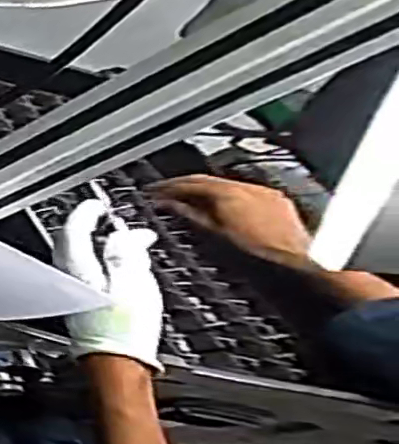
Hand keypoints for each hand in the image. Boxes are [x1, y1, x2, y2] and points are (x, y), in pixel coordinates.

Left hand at [54, 198, 162, 369]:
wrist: (115, 358)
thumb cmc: (124, 326)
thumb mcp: (133, 283)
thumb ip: (125, 254)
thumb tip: (123, 234)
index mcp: (76, 269)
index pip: (71, 232)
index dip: (82, 214)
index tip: (94, 205)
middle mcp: (66, 277)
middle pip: (70, 243)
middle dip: (88, 226)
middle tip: (106, 216)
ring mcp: (70, 289)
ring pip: (78, 256)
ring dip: (96, 242)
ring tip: (121, 236)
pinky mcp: (79, 300)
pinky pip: (86, 269)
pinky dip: (100, 258)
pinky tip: (117, 262)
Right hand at [149, 174, 313, 268]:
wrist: (291, 262)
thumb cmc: (250, 251)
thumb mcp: (207, 232)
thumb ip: (185, 213)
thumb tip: (165, 203)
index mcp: (231, 194)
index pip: (191, 183)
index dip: (167, 187)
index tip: (153, 192)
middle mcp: (251, 189)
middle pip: (209, 181)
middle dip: (183, 186)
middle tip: (163, 193)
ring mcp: (268, 195)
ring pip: (227, 185)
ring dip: (203, 191)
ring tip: (185, 200)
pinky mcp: (277, 202)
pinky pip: (244, 192)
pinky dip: (224, 196)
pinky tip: (215, 205)